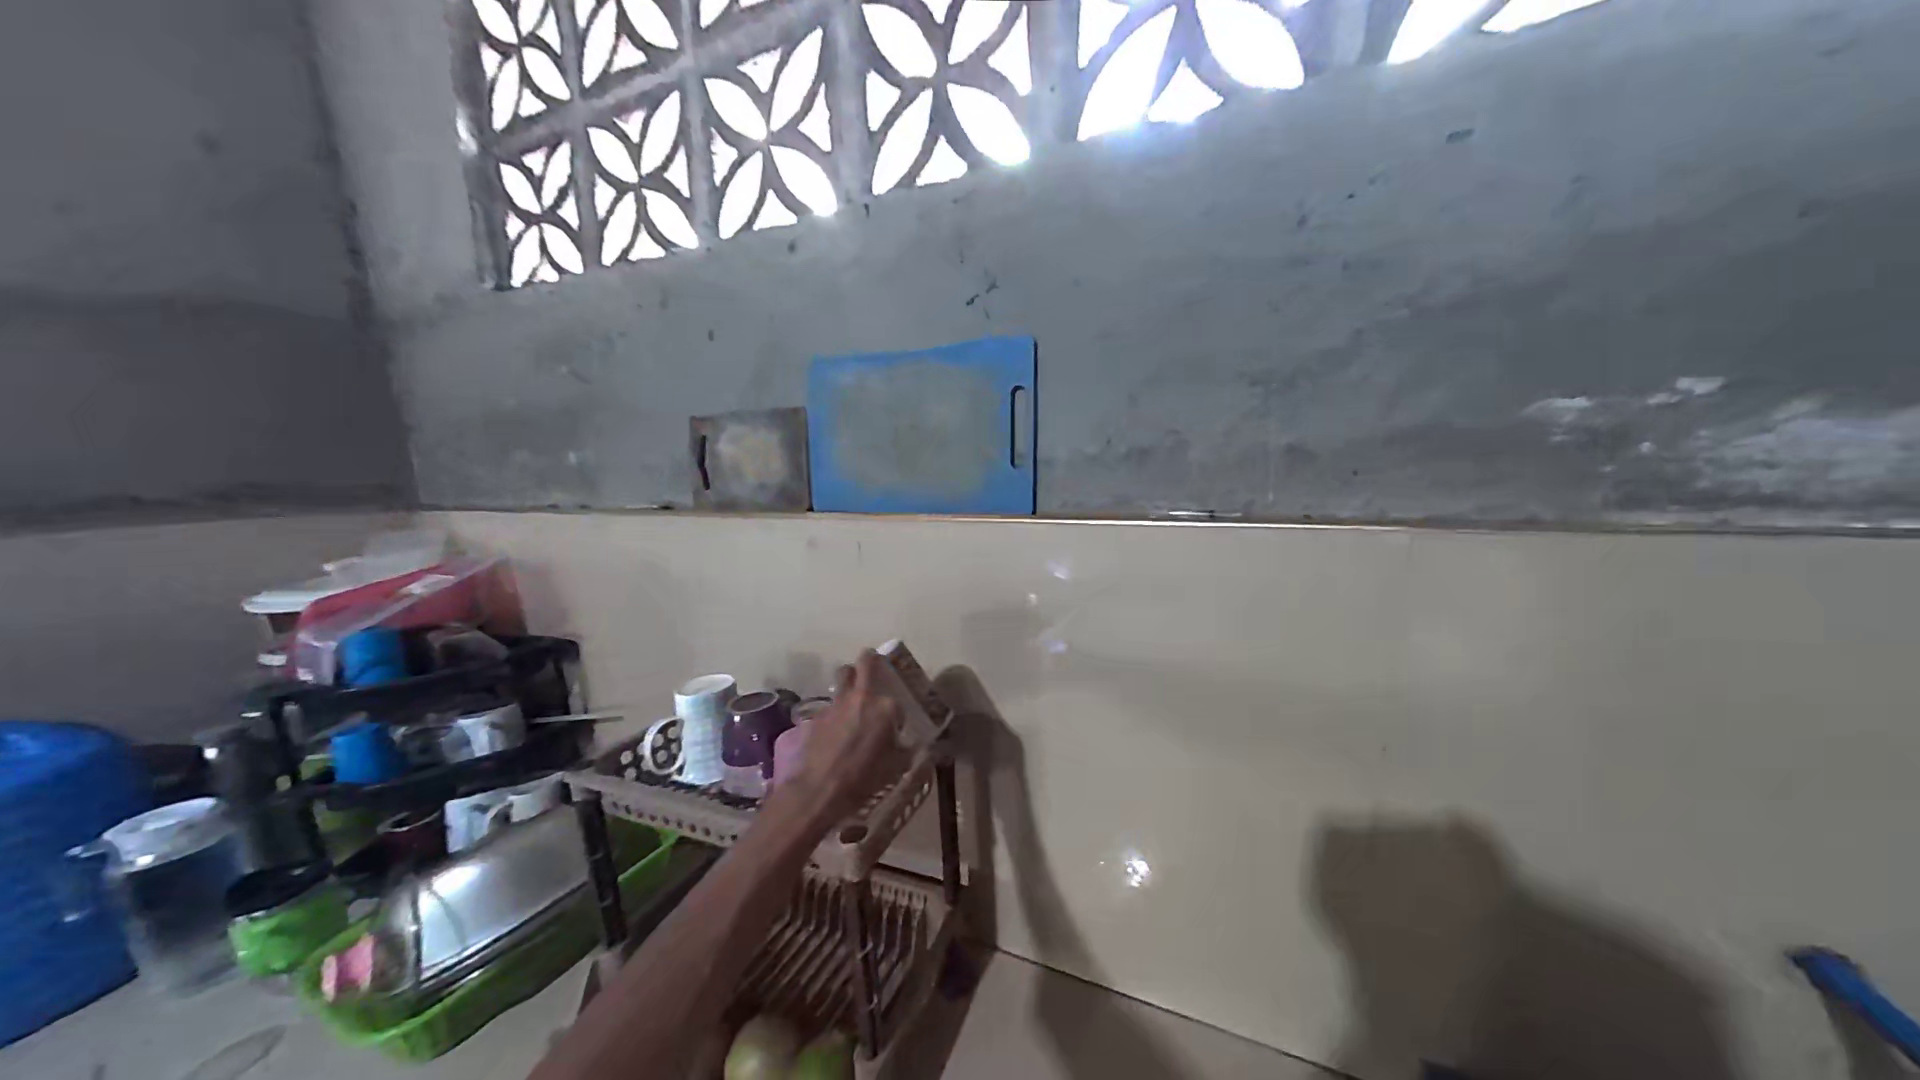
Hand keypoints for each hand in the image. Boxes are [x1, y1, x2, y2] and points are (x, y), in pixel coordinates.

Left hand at [779, 650, 904, 825]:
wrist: (822, 789)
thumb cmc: (865, 778)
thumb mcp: (896, 767)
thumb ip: (906, 750)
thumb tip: (910, 745)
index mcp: (886, 707)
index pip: (898, 703)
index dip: (897, 717)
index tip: (895, 730)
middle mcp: (863, 697)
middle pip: (866, 662)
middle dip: (871, 660)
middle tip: (873, 666)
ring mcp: (838, 703)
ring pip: (843, 675)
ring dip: (850, 678)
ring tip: (853, 693)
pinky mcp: (818, 714)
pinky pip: (830, 704)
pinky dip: (835, 710)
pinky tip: (834, 728)